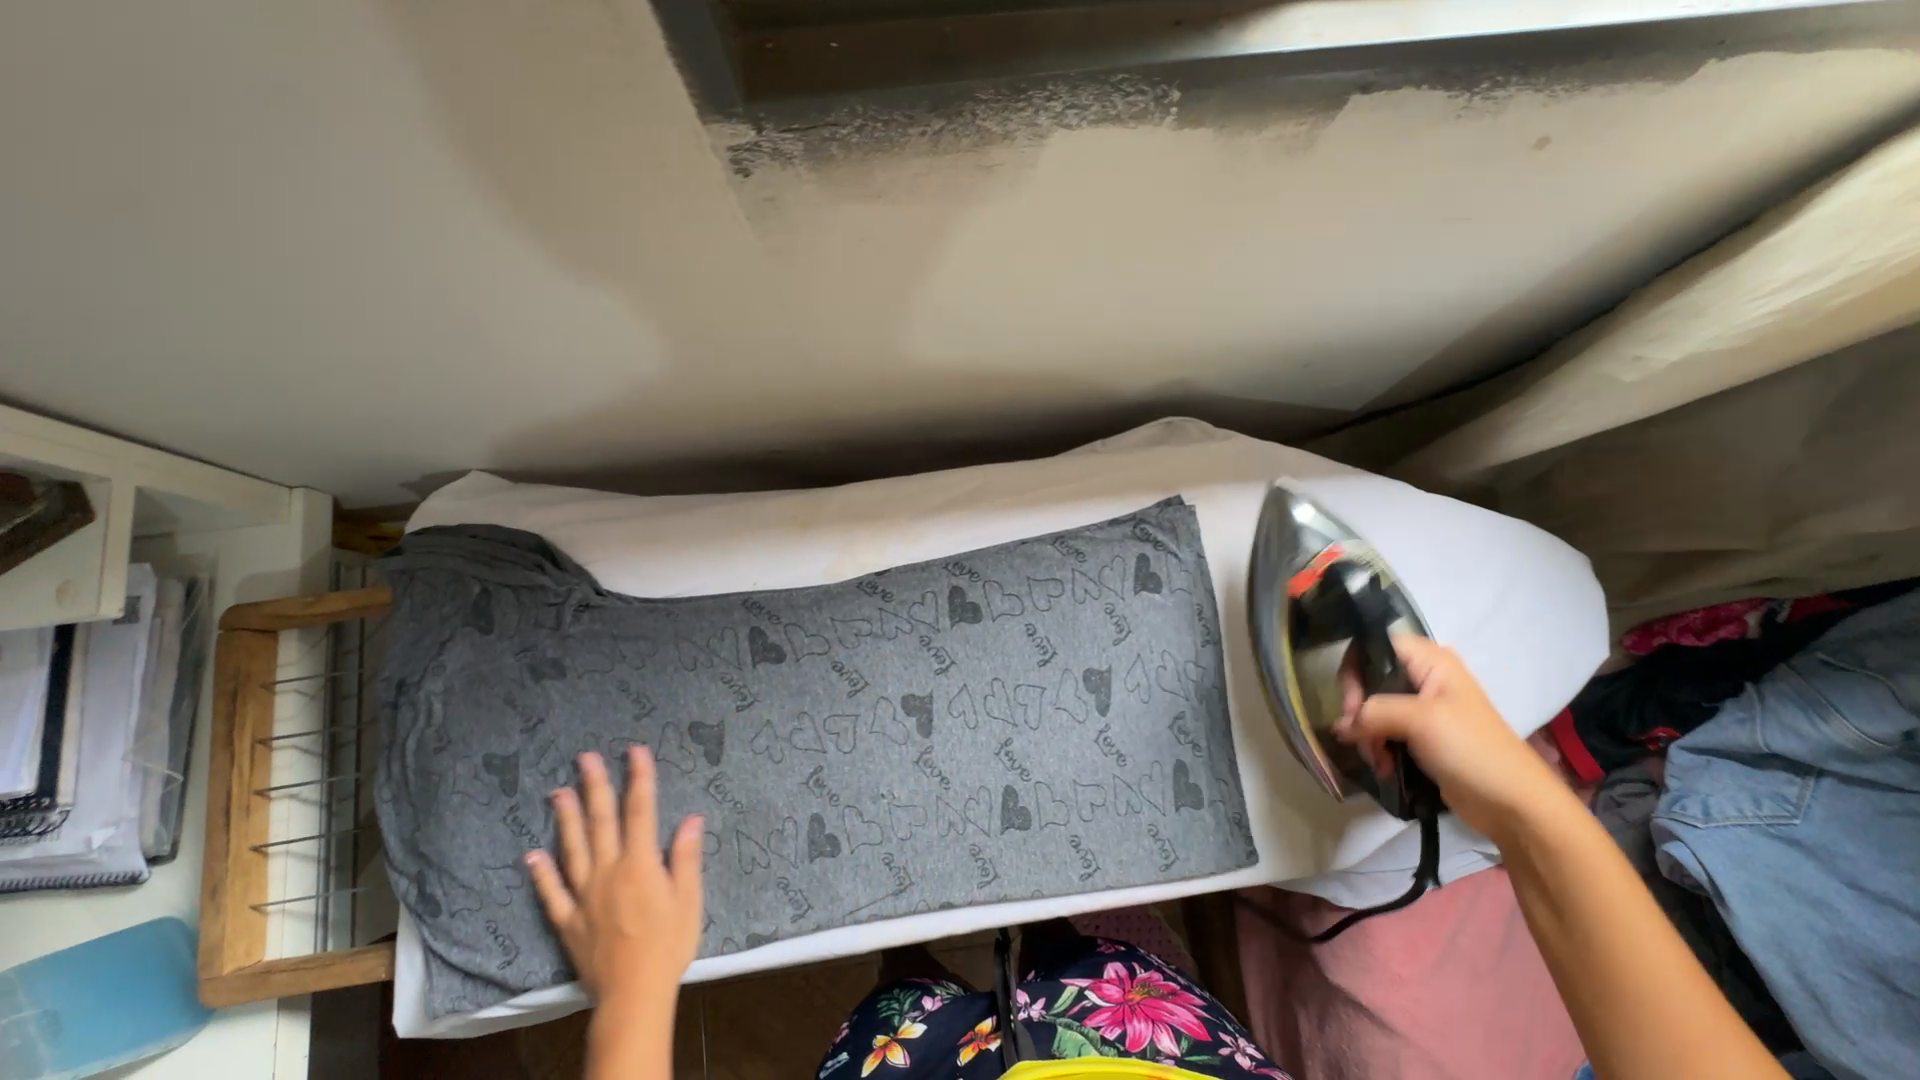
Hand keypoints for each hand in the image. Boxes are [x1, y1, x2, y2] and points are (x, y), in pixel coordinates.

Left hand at [524, 746, 704, 1003]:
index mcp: (640, 864)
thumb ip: (686, 858)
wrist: (632, 993)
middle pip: (601, 821)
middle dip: (595, 786)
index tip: (635, 751)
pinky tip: (532, 855)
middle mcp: (608, 871)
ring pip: (572, 848)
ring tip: (558, 792)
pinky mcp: (567, 919)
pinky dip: (541, 872)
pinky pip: (551, 892)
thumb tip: (691, 819)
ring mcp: (583, 894)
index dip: (639, 778)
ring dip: (566, 818)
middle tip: (585, 758)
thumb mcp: (689, 901)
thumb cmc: (668, 946)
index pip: (640, 811)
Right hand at [1333, 635, 1567, 839]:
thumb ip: (1374, 711)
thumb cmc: (1472, 748)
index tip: (1351, 700)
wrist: (1512, 802)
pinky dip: (1378, 748)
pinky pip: (1384, 732)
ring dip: (1367, 734)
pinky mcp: (1420, 737)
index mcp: (1431, 661)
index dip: (1356, 667)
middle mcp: (1424, 679)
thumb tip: (1342, 725)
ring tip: (1376, 758)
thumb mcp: (1421, 720)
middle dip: (1358, 709)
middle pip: (1370, 679)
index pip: (1376, 644)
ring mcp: (1422, 710)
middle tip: (1356, 733)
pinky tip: (1384, 767)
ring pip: (1373, 709)